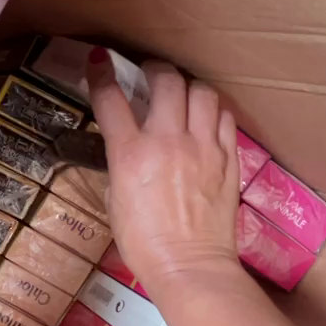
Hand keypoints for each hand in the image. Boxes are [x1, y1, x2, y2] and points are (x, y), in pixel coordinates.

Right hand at [88, 52, 239, 291]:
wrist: (188, 265)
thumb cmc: (141, 241)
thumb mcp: (115, 197)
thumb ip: (121, 162)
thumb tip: (129, 146)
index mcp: (130, 153)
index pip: (111, 99)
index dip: (101, 74)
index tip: (98, 60)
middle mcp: (167, 141)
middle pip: (165, 81)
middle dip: (153, 70)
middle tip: (148, 75)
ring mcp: (202, 147)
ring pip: (201, 92)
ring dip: (187, 87)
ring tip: (181, 94)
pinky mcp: (228, 158)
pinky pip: (223, 117)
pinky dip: (211, 110)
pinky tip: (203, 118)